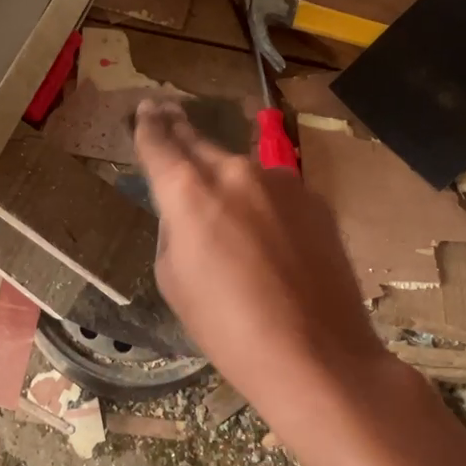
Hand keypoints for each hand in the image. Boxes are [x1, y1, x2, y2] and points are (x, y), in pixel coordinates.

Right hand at [133, 99, 388, 440]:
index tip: (146, 107)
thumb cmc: (229, 329)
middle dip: (180, 129)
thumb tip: (185, 211)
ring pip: (239, 168)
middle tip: (168, 114)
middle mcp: (232, 171)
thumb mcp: (173, 279)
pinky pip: (275, 191)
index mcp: (187, 191)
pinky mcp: (314, 200)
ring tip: (225, 204)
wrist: (320, 358)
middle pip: (197, 141)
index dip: (147, 122)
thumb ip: (173, 228)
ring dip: (226, 175)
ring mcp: (278, 182)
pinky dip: (263, 200)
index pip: (157, 141)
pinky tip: (268, 233)